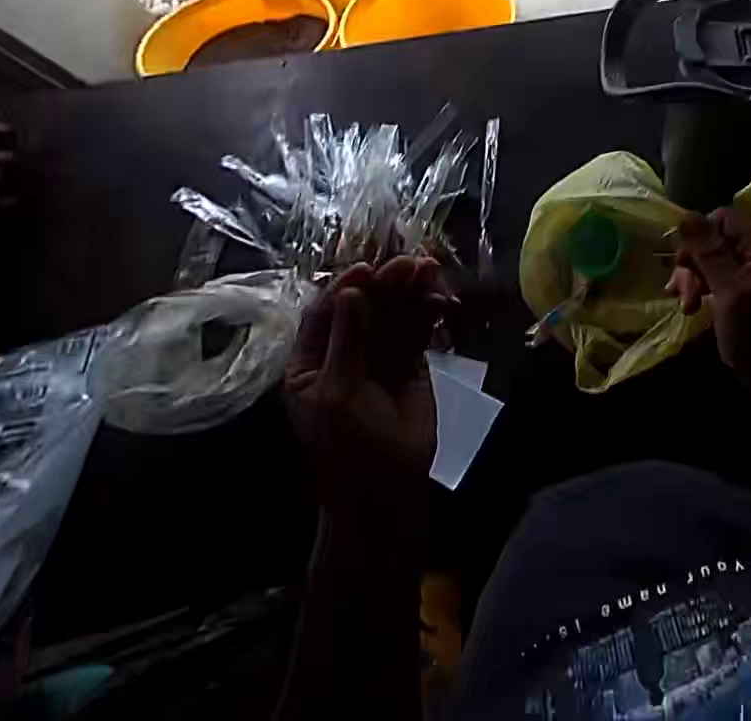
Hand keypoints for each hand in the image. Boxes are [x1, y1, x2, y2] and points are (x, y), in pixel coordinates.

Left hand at [284, 257, 447, 513]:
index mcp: (311, 360)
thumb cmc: (347, 445)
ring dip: (411, 292)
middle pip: (365, 307)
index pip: (325, 313)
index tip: (369, 268)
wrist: (386, 488)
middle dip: (386, 284)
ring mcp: (379, 356)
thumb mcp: (337, 391)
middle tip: (410, 264)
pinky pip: (417, 331)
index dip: (346, 287)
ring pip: (394, 314)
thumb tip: (352, 291)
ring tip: (430, 270)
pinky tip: (439, 298)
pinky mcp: (410, 362)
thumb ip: (347, 339)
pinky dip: (427, 312)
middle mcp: (345, 351)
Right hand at [665, 209, 750, 383]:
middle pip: (710, 239)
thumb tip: (686, 216)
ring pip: (705, 259)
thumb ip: (709, 253)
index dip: (700, 236)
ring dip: (690, 279)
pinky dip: (695, 288)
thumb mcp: (729, 291)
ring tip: (686, 305)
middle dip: (692, 263)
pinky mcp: (734, 289)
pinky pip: (709, 276)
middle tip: (682, 291)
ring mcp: (744, 272)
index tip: (686, 262)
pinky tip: (687, 306)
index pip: (723, 219)